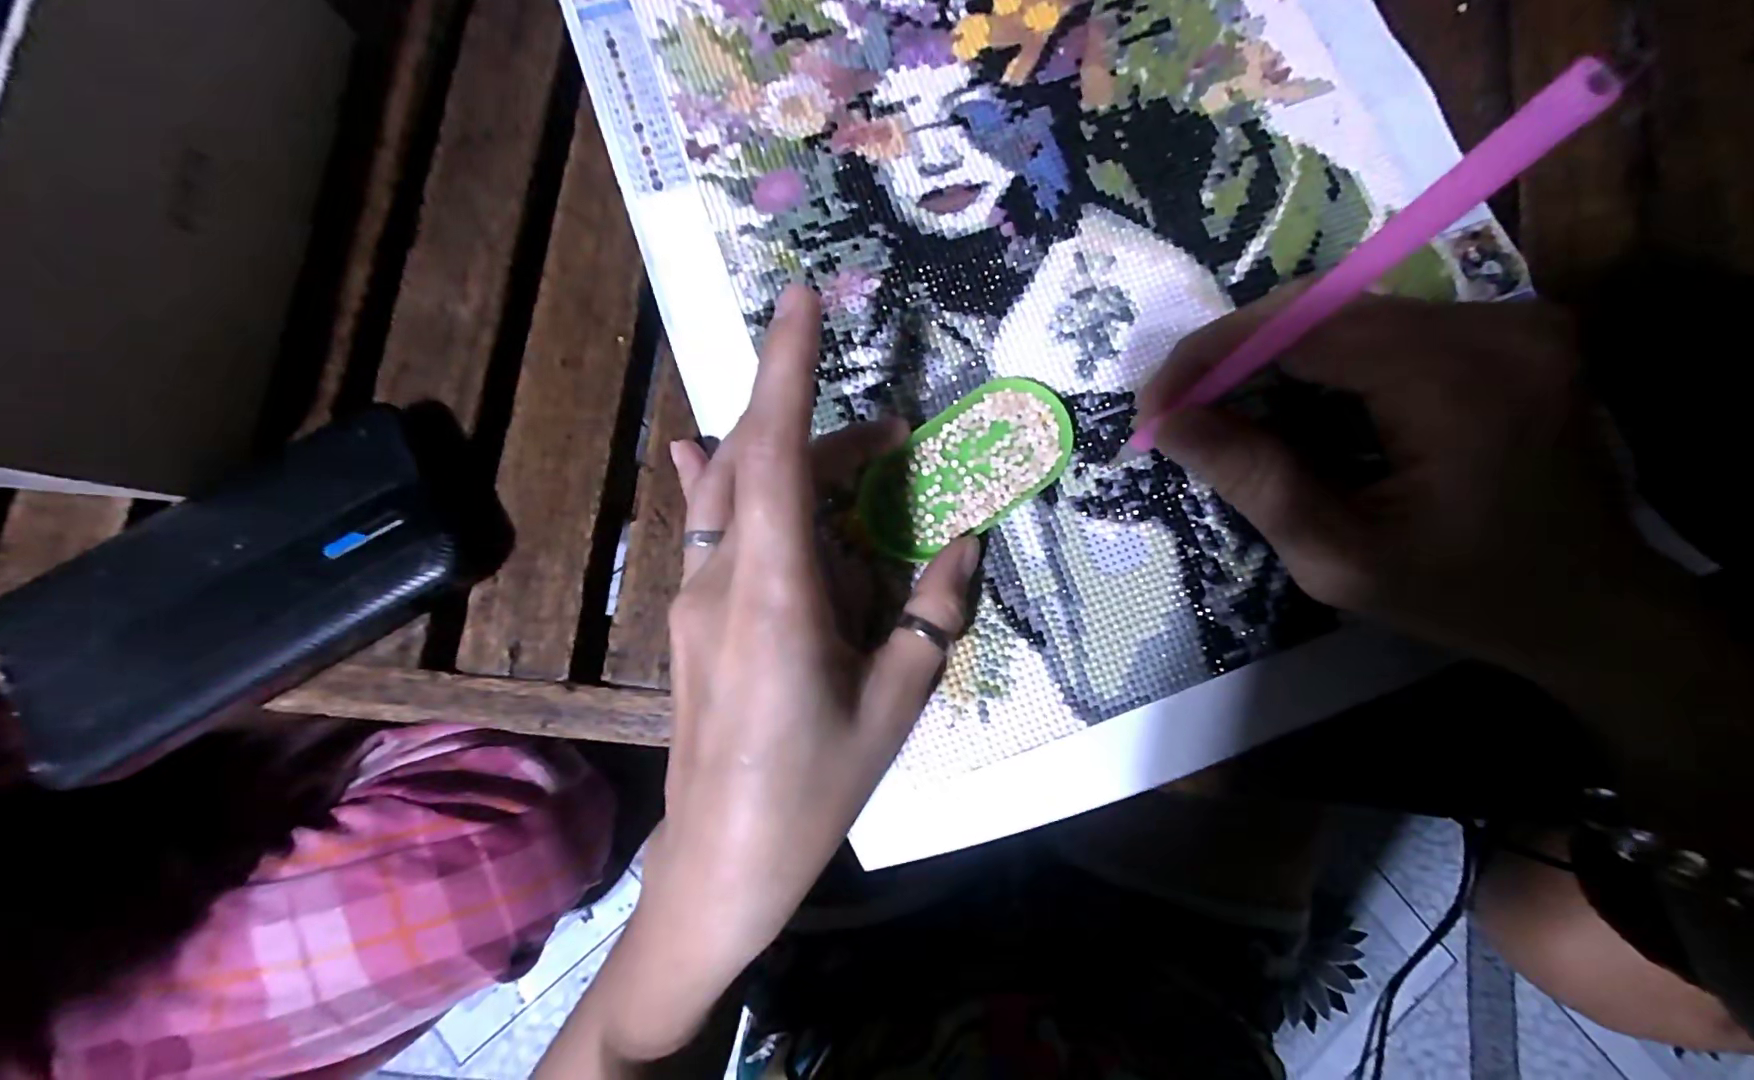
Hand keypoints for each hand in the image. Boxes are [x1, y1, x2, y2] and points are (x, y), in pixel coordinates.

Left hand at [544, 286, 978, 1069]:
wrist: (718, 861)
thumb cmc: (814, 788)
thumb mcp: (894, 705)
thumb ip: (931, 615)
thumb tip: (964, 544)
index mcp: (774, 595)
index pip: (771, 453)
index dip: (786, 369)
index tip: (800, 301)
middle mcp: (721, 579)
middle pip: (758, 463)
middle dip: (822, 426)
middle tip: (896, 436)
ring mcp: (695, 597)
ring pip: (733, 493)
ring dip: (789, 461)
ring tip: (856, 467)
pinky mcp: (692, 617)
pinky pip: (709, 528)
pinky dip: (722, 482)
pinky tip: (701, 451)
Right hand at [1139, 289, 1658, 671]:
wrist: (1593, 608)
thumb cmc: (1463, 597)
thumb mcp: (1339, 559)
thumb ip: (1254, 481)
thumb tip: (1169, 423)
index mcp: (1460, 382)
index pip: (1304, 327)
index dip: (1212, 355)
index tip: (1153, 407)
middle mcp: (1493, 324)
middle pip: (1322, 305)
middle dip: (1231, 352)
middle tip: (1175, 409)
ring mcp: (1507, 319)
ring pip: (1345, 308)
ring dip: (1267, 353)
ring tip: (1216, 407)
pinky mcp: (1502, 330)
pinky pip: (1379, 325)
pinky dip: (1313, 357)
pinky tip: (1284, 400)